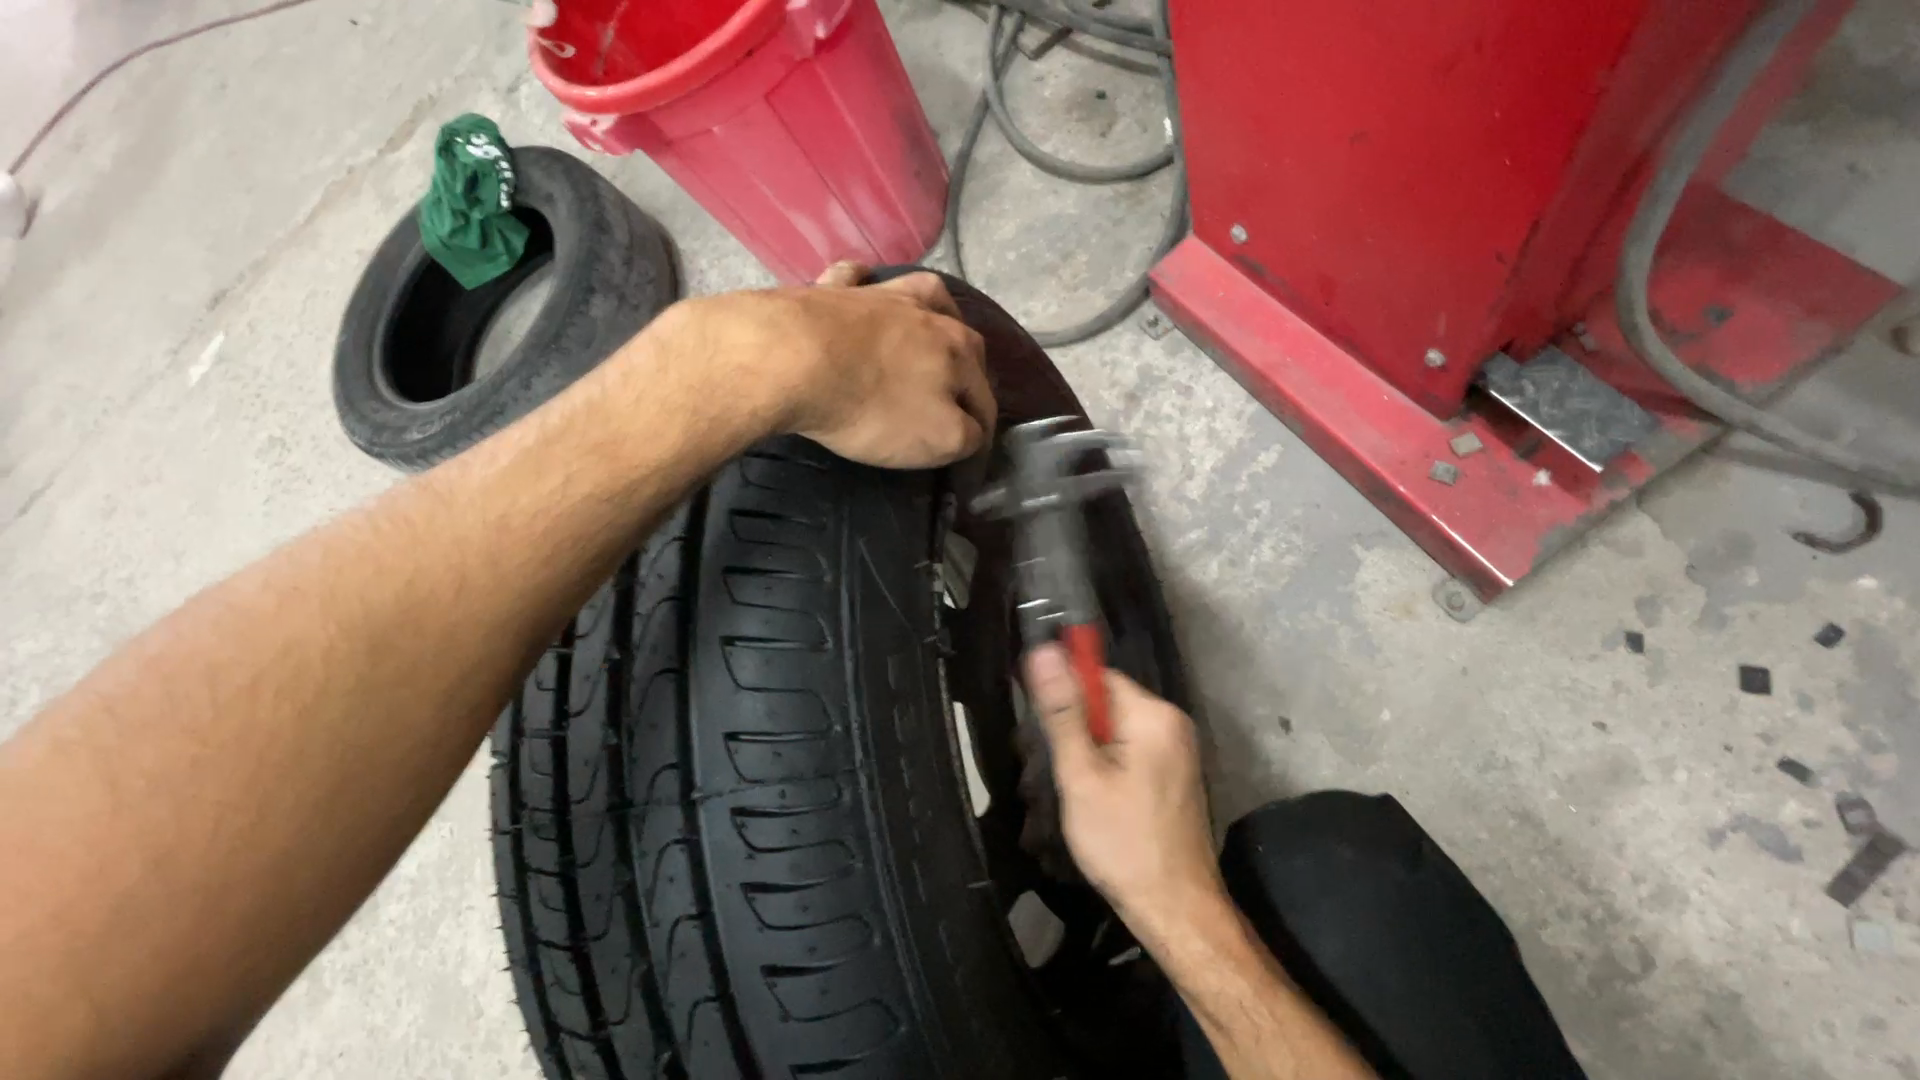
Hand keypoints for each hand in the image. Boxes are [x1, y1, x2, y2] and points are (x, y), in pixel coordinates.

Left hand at [652, 261, 994, 468]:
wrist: (792, 359)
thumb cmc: (872, 407)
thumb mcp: (937, 440)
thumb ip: (967, 435)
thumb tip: (975, 429)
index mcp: (960, 353)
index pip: (984, 397)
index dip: (981, 429)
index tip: (971, 454)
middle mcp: (929, 315)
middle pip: (963, 341)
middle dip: (969, 368)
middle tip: (958, 396)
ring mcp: (879, 295)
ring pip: (921, 294)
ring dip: (934, 310)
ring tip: (932, 327)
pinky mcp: (832, 288)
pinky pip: (855, 278)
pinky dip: (862, 285)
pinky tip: (860, 290)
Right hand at [1023, 644, 1227, 938]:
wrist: (1175, 907)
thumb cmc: (1123, 842)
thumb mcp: (1081, 776)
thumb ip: (1062, 712)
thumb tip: (1044, 651)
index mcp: (1154, 715)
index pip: (1097, 676)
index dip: (1063, 698)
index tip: (1036, 732)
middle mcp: (1172, 723)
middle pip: (1106, 703)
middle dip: (1072, 730)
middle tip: (1046, 770)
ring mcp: (1177, 750)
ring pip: (1114, 730)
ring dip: (1085, 752)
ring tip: (1066, 789)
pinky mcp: (1173, 774)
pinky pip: (1130, 751)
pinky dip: (1106, 767)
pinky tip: (1091, 799)